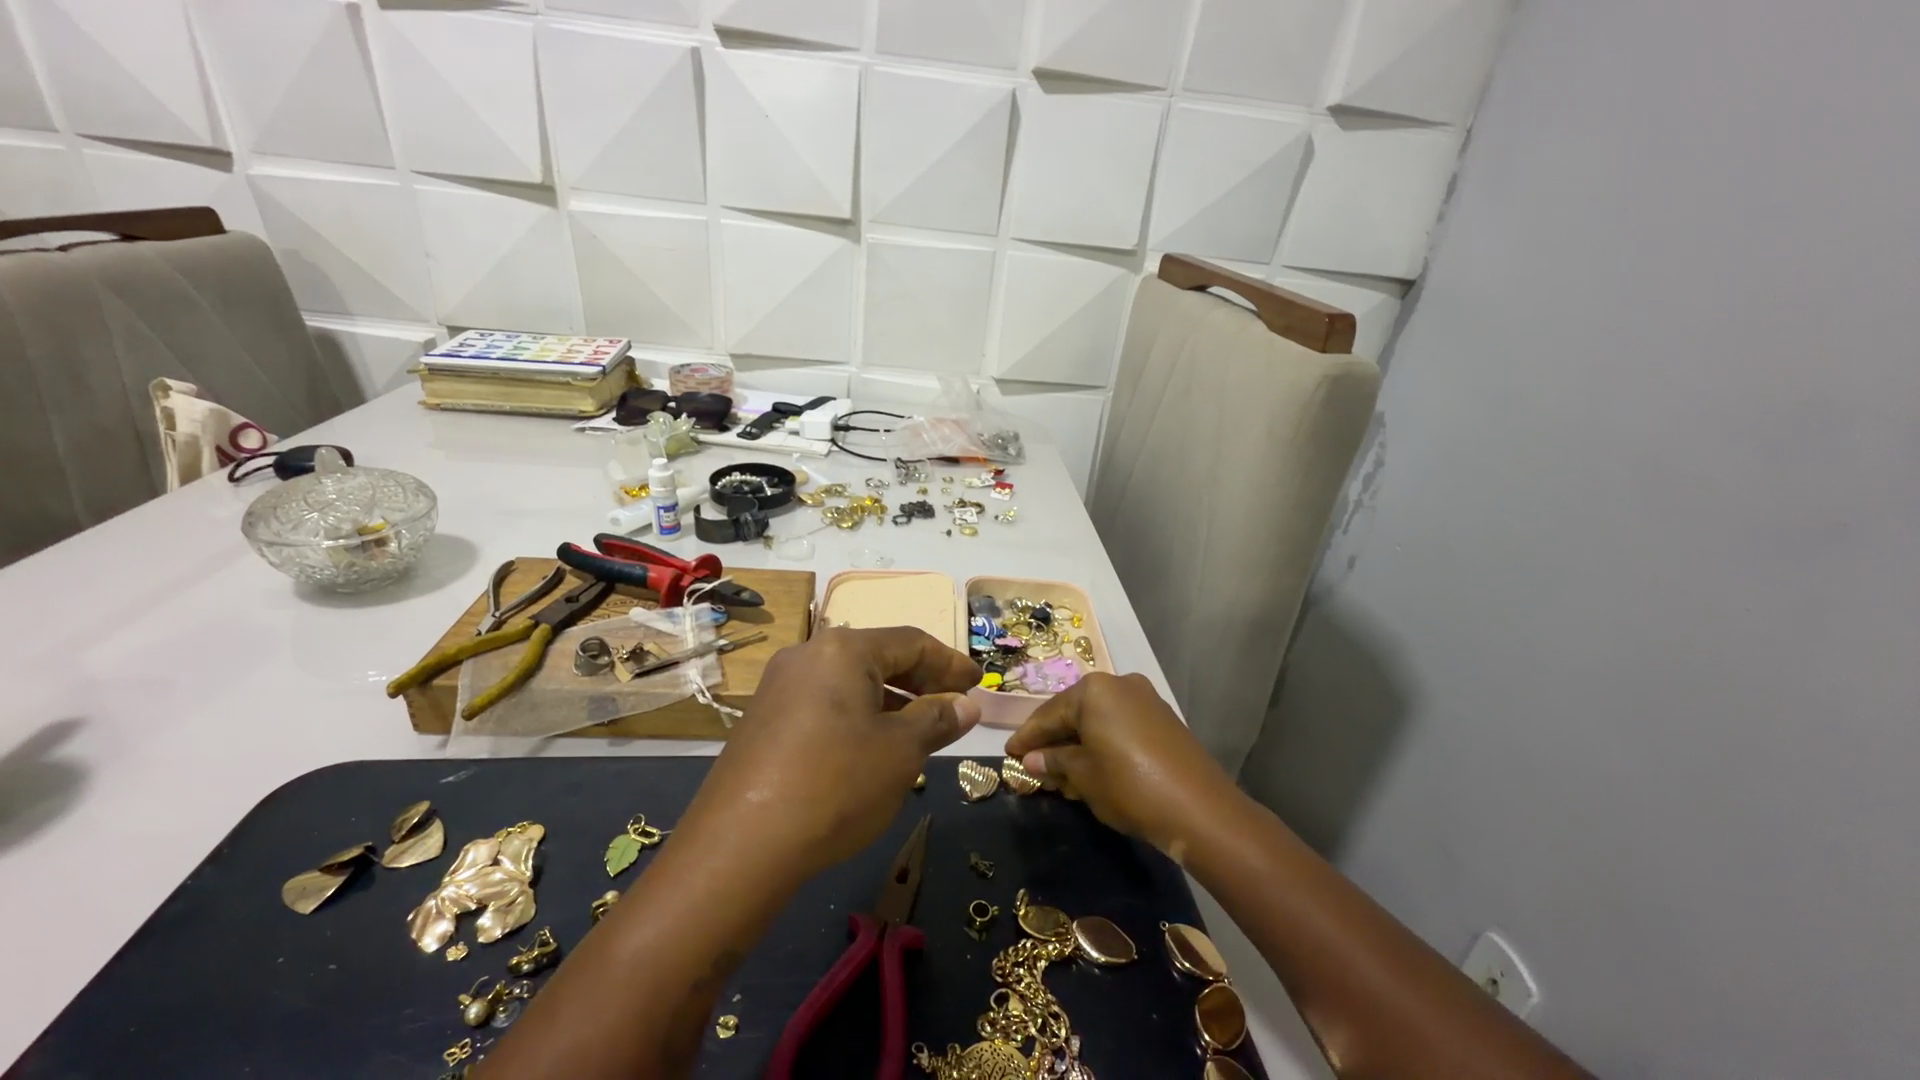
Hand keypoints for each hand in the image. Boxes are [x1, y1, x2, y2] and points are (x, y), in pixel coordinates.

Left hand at [678, 627, 981, 879]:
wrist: (742, 843)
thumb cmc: (836, 784)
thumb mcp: (900, 752)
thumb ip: (936, 720)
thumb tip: (965, 704)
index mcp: (842, 650)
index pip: (911, 641)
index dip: (950, 662)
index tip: (978, 683)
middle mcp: (806, 656)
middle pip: (877, 657)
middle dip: (921, 681)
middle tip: (955, 705)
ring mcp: (778, 689)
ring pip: (849, 684)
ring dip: (890, 702)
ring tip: (922, 731)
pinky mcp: (763, 722)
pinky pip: (824, 706)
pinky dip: (858, 718)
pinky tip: (874, 749)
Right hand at [1004, 672, 1242, 857]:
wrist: (1199, 809)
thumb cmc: (1129, 786)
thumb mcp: (1083, 776)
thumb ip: (1054, 762)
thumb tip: (1031, 759)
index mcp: (1094, 690)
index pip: (1048, 713)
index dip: (1026, 737)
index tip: (1008, 754)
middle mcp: (1120, 684)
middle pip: (1074, 712)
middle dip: (1053, 739)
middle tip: (1030, 763)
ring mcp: (1146, 700)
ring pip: (1099, 720)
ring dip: (1078, 744)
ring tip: (1059, 773)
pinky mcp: (1163, 720)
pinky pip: (1120, 726)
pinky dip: (1102, 744)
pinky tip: (1091, 767)